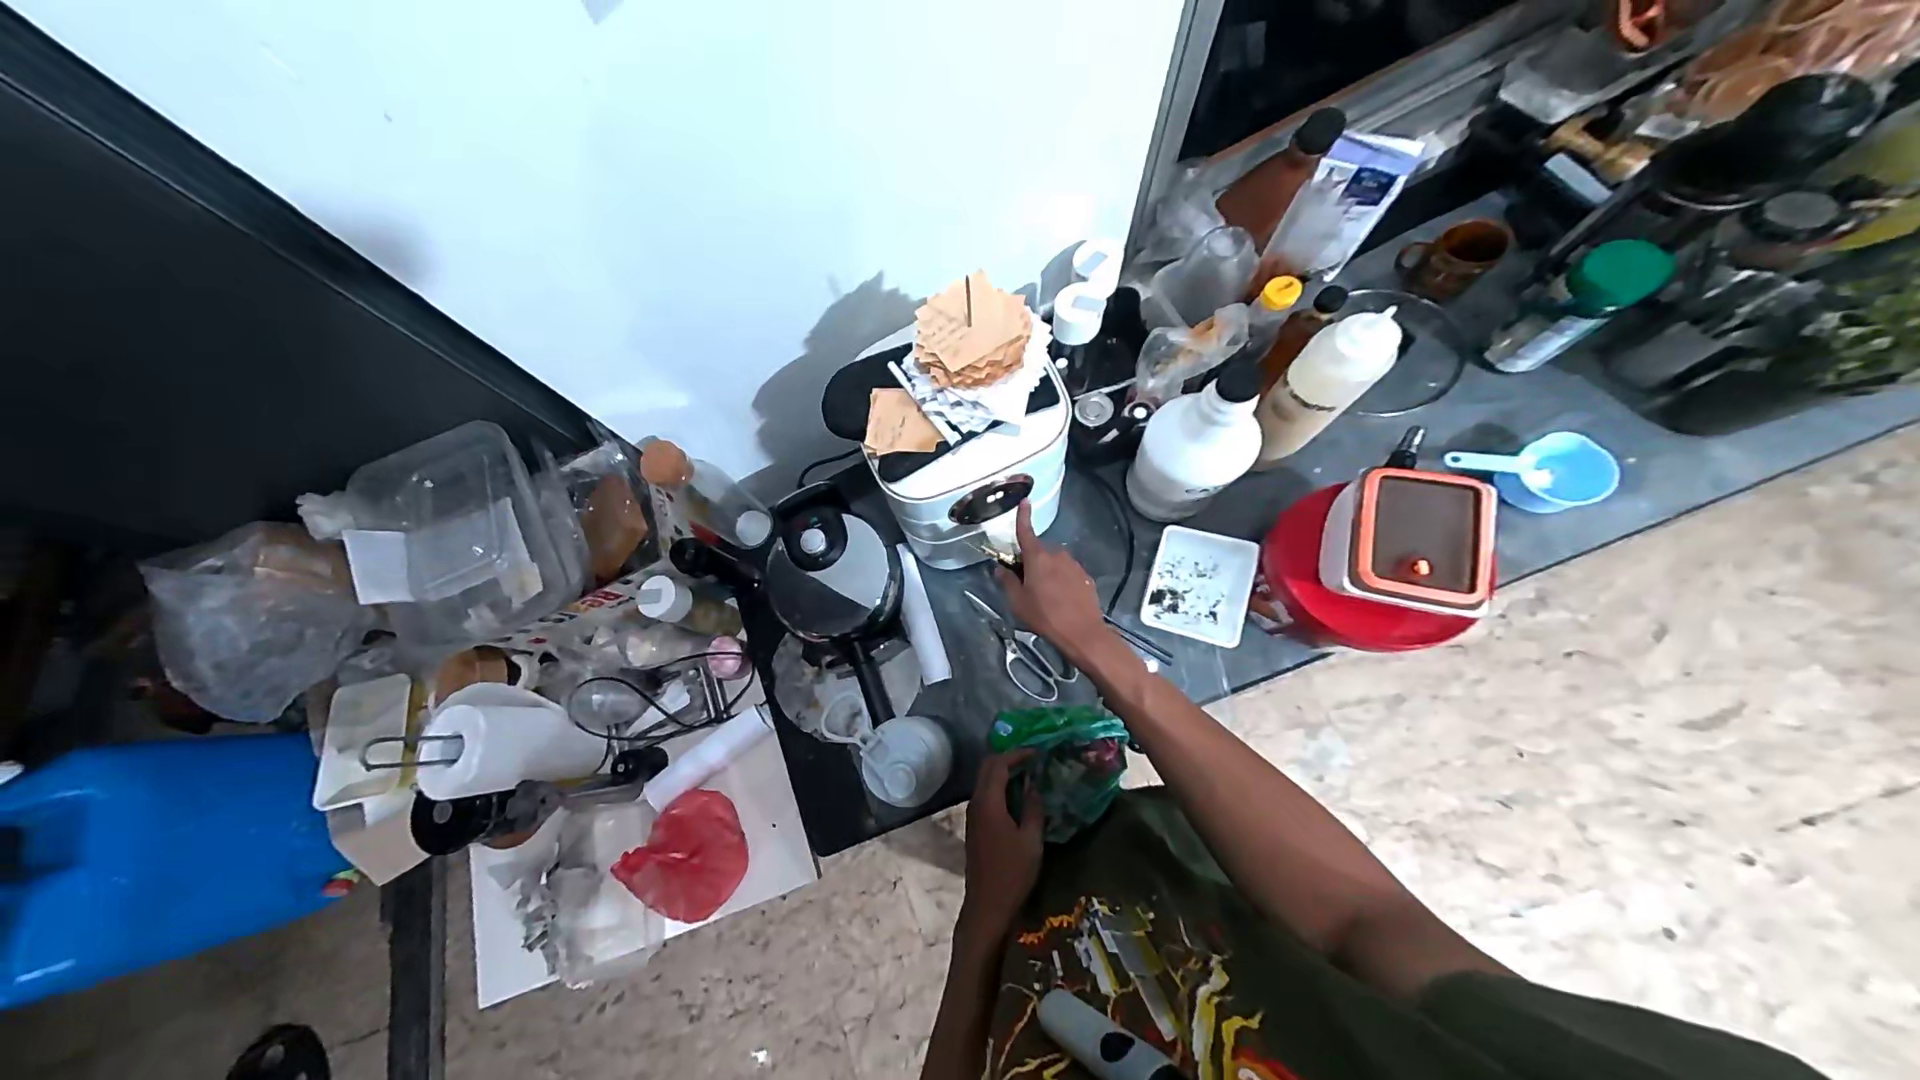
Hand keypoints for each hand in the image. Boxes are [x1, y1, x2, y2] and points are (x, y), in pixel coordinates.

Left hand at [960, 750, 1044, 938]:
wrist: (987, 906)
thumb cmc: (1012, 874)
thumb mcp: (1031, 840)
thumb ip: (1033, 808)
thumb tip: (1034, 784)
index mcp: (988, 803)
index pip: (998, 765)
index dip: (1017, 754)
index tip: (1037, 752)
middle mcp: (976, 803)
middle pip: (987, 768)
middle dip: (1008, 758)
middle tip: (1033, 758)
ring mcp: (972, 815)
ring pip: (985, 781)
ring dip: (1004, 772)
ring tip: (1029, 773)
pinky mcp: (975, 826)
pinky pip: (986, 795)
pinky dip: (1001, 787)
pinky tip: (1018, 795)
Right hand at [997, 501, 1109, 663]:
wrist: (1082, 632)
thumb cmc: (1045, 616)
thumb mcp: (1018, 602)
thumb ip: (1007, 582)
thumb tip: (1000, 569)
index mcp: (1037, 557)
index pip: (1026, 531)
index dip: (1023, 516)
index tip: (1025, 501)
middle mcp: (1057, 555)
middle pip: (1039, 551)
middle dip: (1032, 561)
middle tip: (1026, 583)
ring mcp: (1074, 565)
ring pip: (1054, 562)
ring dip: (1048, 571)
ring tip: (1045, 595)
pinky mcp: (1085, 576)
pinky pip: (1067, 572)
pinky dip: (1061, 579)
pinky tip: (1061, 598)